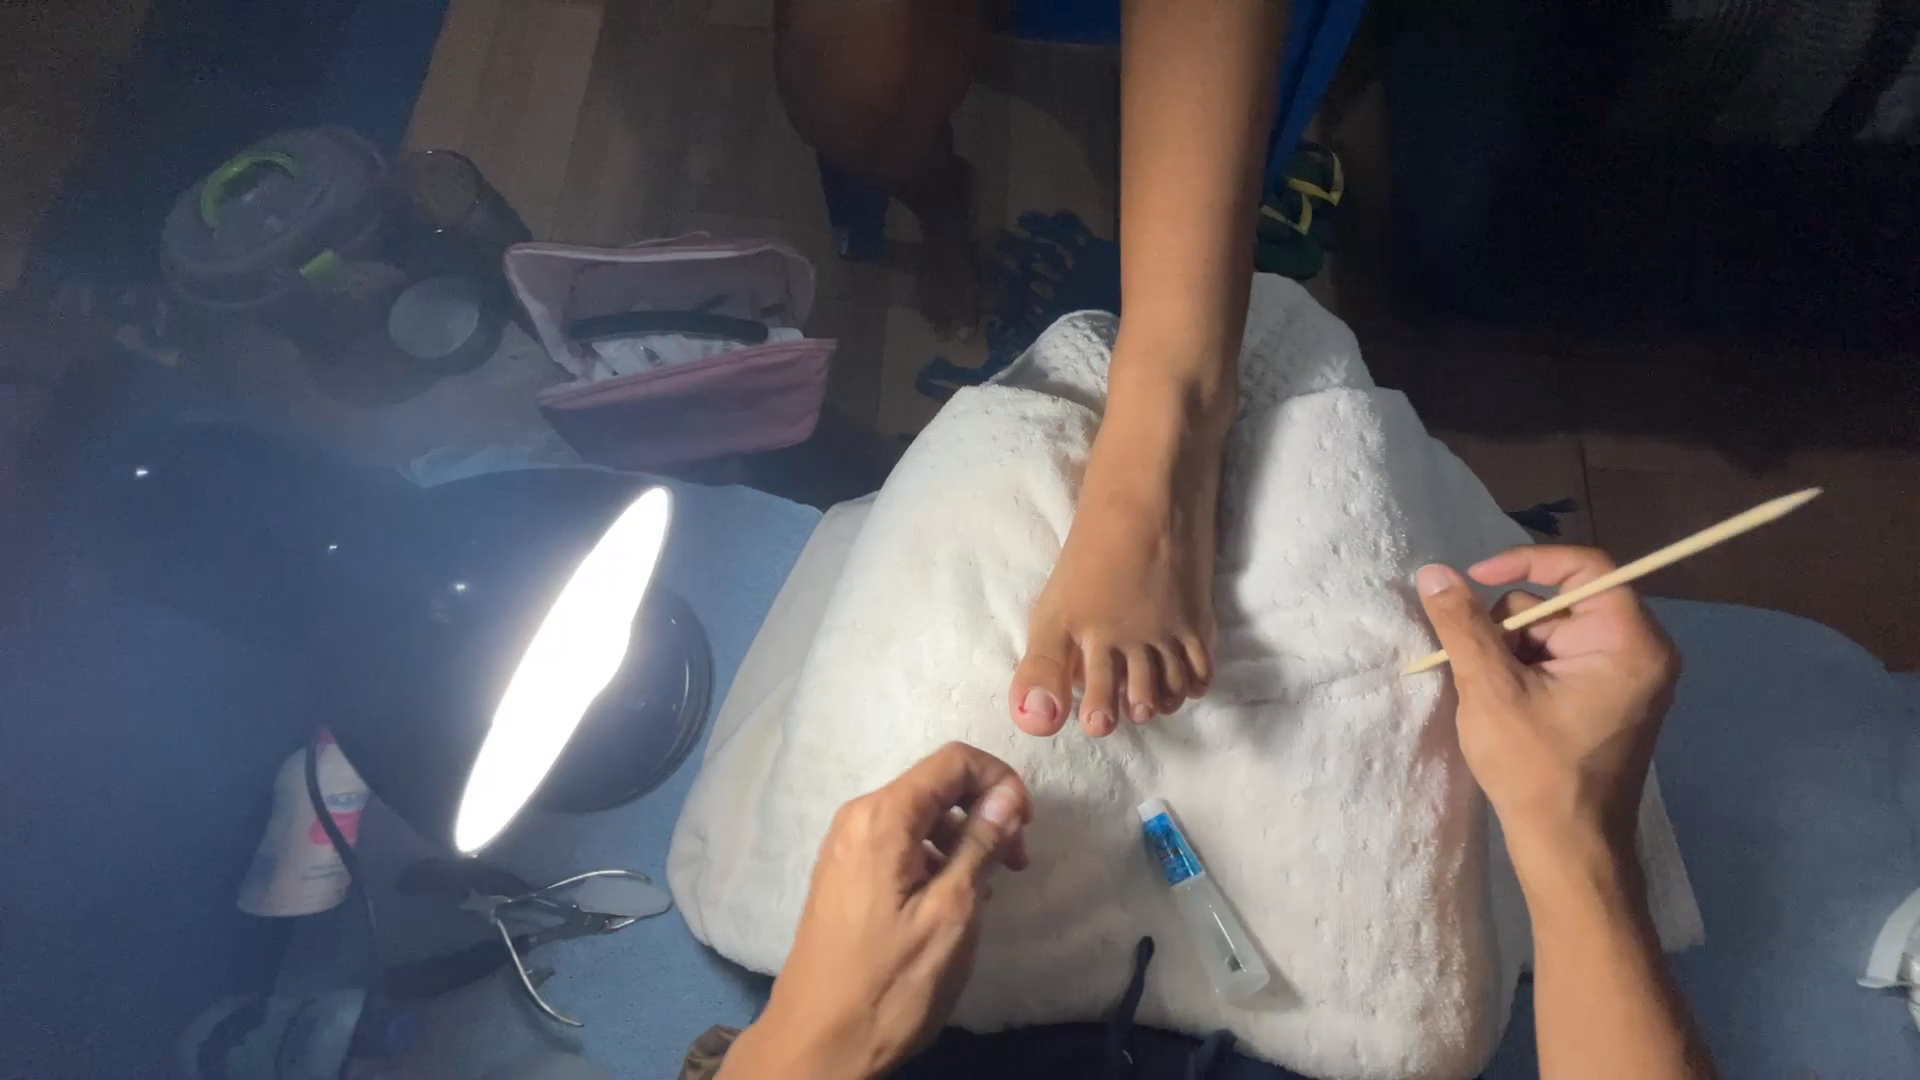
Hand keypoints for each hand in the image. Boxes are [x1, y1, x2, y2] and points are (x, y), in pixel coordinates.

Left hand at [719, 743, 1032, 1079]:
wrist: (815, 1047)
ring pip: (922, 812)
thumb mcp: (950, 913)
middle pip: (937, 783)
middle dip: (984, 809)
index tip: (1026, 825)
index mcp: (884, 815)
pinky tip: (952, 897)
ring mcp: (848, 841)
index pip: (953, 760)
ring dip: (963, 835)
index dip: (998, 779)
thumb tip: (1007, 794)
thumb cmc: (889, 984)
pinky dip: (937, 853)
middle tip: (1015, 862)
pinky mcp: (847, 868)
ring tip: (987, 888)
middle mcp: (860, 814)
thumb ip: (980, 844)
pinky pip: (902, 839)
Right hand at [1415, 546, 1679, 855]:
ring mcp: (1620, 675)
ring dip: (1504, 650)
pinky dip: (1516, 668)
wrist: (1566, 843)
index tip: (1473, 578)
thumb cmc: (1535, 765)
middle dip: (1505, 626)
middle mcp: (1636, 651)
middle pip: (1554, 602)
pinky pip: (1549, 656)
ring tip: (1490, 693)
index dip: (1526, 561)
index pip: (1585, 568)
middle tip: (1481, 666)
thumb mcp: (1489, 687)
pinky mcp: (1601, 695)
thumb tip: (1433, 572)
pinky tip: (1502, 702)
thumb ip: (1461, 623)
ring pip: (1544, 630)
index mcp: (1628, 644)